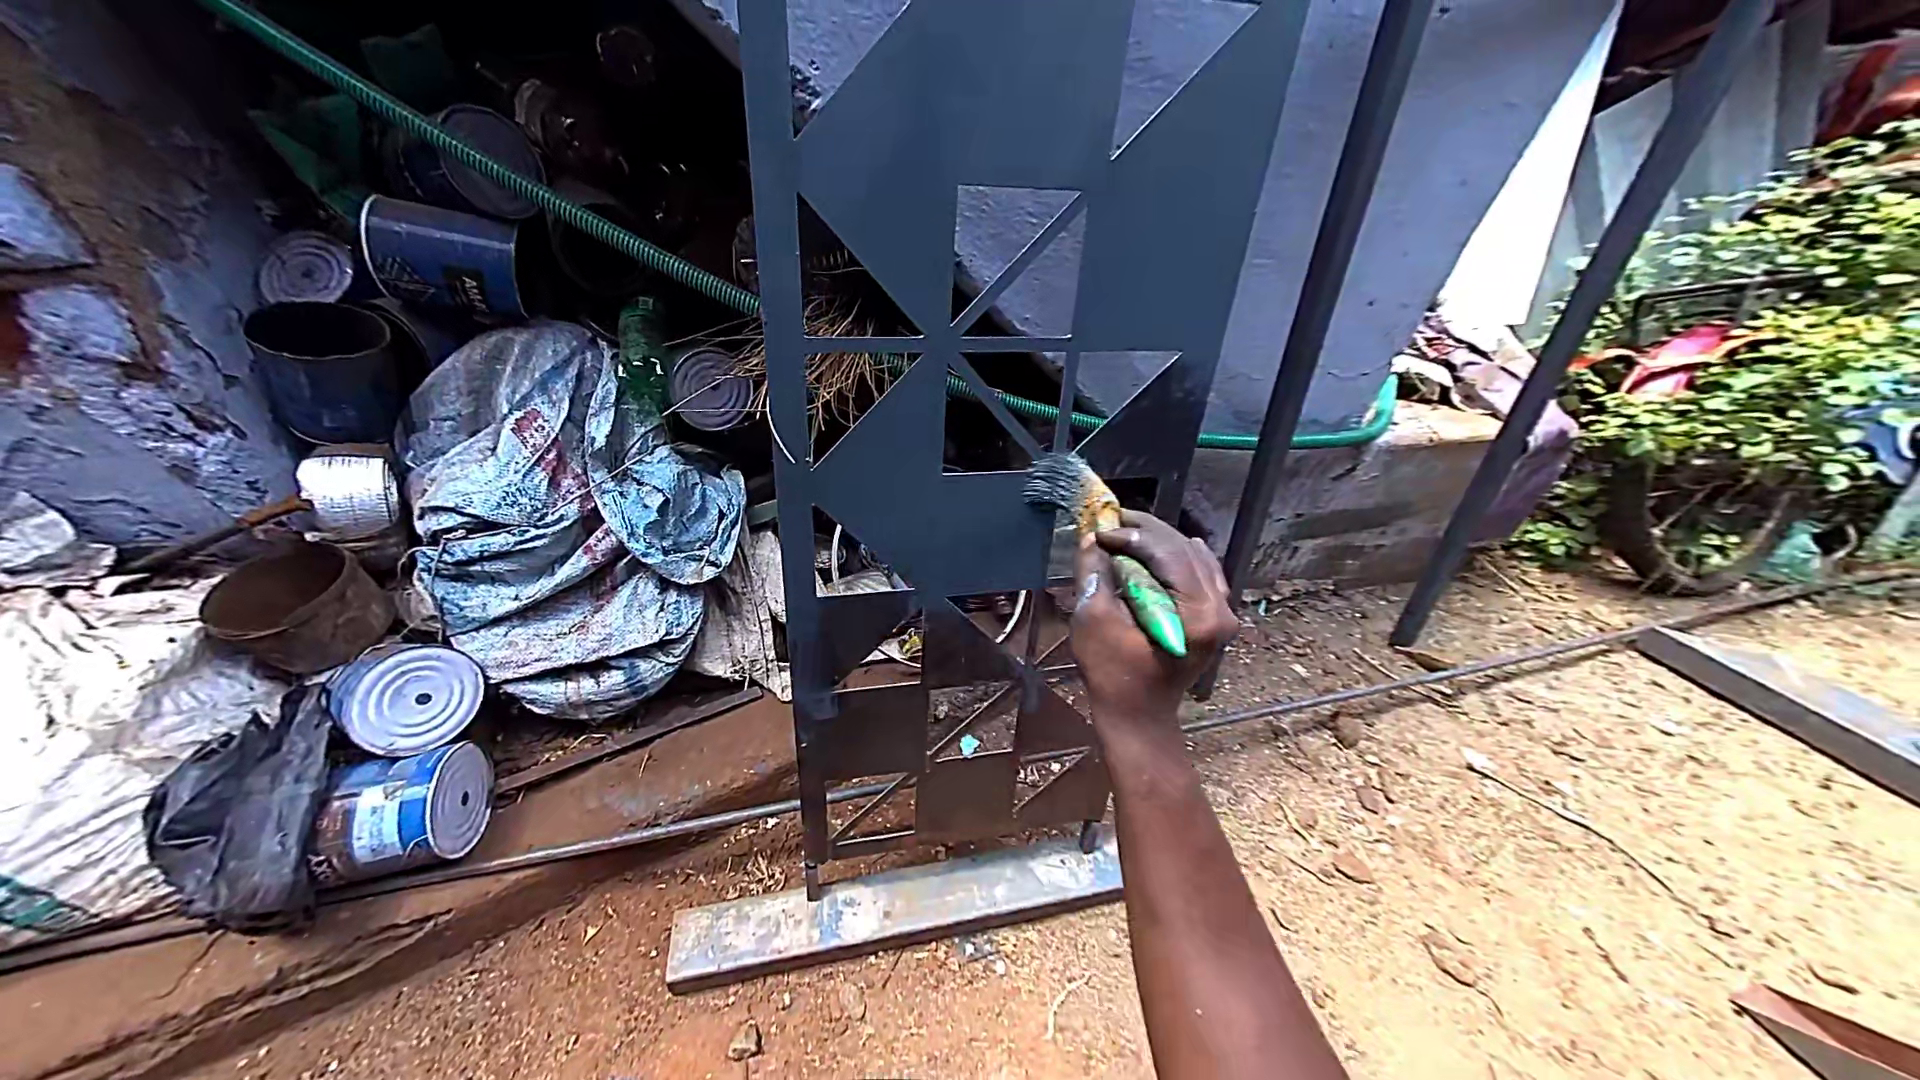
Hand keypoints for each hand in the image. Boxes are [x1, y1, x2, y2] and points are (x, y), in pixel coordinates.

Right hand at [1070, 510, 1236, 743]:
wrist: (1137, 716)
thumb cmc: (1112, 674)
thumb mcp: (1094, 621)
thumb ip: (1094, 573)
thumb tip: (1092, 538)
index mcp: (1198, 614)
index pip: (1167, 553)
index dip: (1130, 535)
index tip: (1098, 529)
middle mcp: (1221, 608)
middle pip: (1183, 550)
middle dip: (1144, 532)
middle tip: (1110, 521)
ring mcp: (1223, 613)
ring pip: (1192, 557)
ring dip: (1157, 541)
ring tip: (1124, 532)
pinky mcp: (1214, 617)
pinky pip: (1198, 572)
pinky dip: (1173, 557)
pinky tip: (1151, 550)